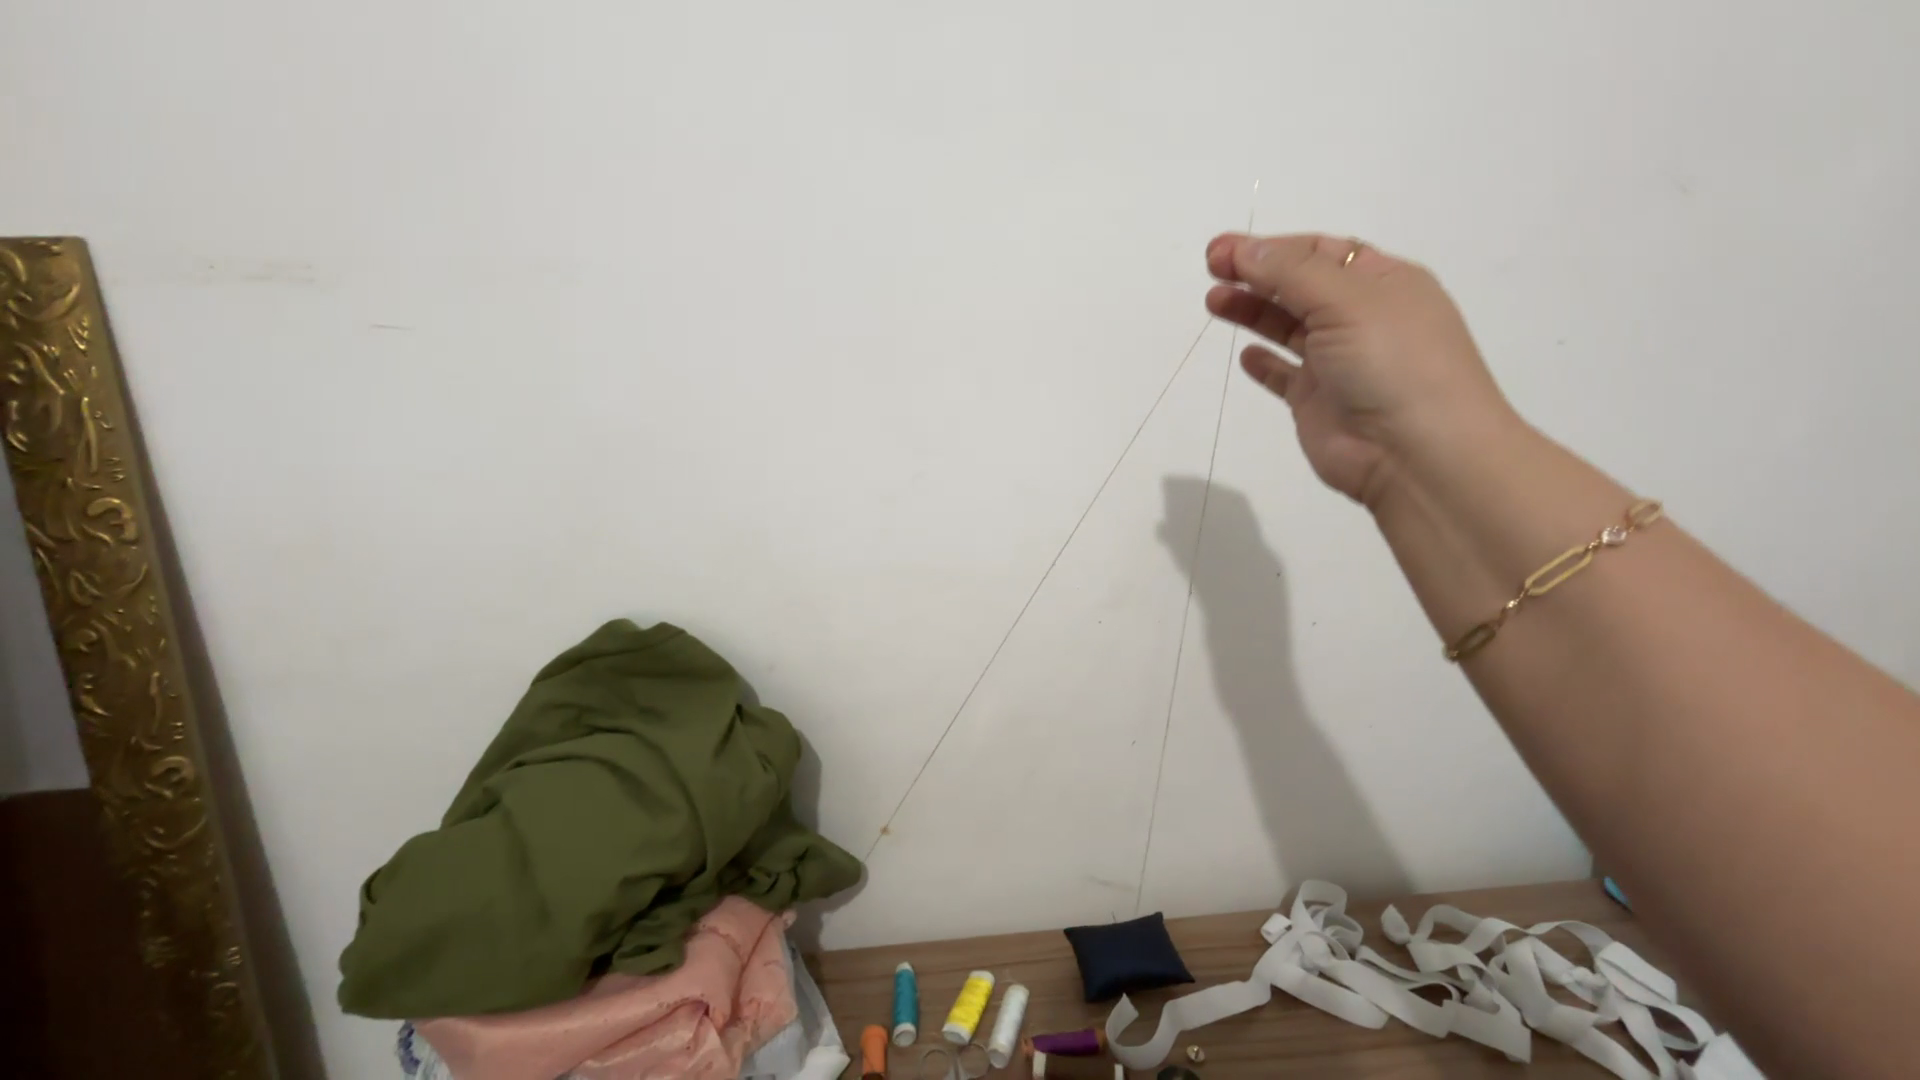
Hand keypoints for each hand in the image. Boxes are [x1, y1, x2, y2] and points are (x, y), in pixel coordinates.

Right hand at [1204, 233, 1516, 507]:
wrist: (1414, 453)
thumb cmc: (1392, 363)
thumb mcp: (1346, 301)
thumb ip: (1290, 273)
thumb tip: (1246, 249)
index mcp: (1383, 282)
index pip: (1320, 252)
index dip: (1271, 247)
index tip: (1223, 251)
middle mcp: (1361, 318)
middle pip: (1299, 285)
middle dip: (1256, 273)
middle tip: (1211, 269)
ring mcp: (1338, 362)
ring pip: (1288, 327)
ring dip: (1252, 311)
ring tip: (1214, 301)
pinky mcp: (1317, 402)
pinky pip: (1284, 375)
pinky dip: (1264, 363)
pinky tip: (1245, 355)